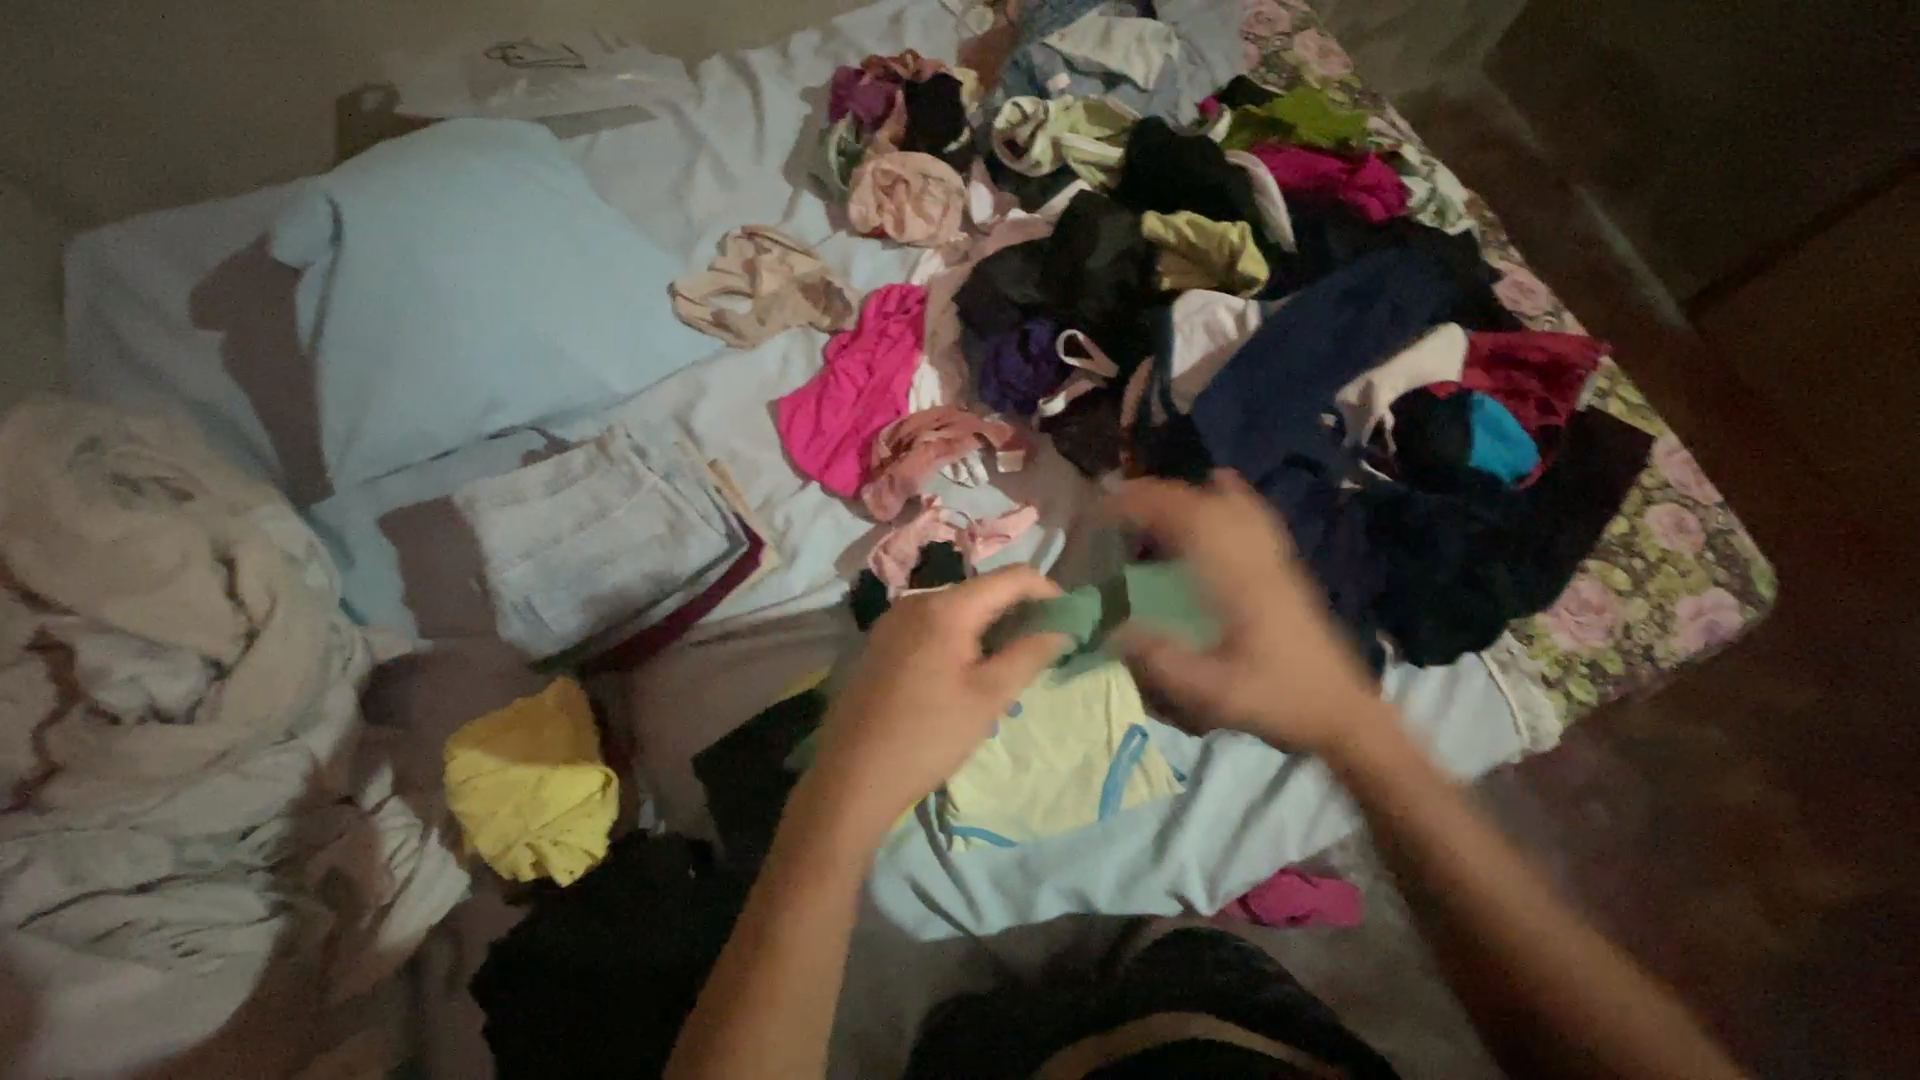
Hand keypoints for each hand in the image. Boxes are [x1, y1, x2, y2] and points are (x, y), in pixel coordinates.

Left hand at [800, 566, 1069, 846]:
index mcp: (946, 606)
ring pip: (959, 610)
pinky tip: (967, 677)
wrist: (852, 776)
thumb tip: (1063, 628)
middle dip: (1019, 614)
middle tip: (1042, 653)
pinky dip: (961, 639)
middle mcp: (917, 600)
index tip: (1069, 622)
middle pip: (984, 591)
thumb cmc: (928, 736)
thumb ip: (1030, 654)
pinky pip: (933, 626)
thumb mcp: (989, 697)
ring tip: (1007, 671)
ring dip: (990, 630)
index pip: (1012, 577)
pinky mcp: (882, 642)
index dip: (1048, 592)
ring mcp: (894, 620)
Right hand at [1108, 471, 1389, 756]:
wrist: (1342, 712)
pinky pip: (1255, 515)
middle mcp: (1255, 557)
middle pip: (1202, 504)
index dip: (1140, 506)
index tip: (1102, 510)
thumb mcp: (1211, 691)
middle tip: (1112, 502)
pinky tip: (1220, 481)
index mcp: (1237, 579)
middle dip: (1154, 494)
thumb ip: (1158, 659)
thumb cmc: (1276, 700)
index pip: (1184, 520)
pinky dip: (1231, 494)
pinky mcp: (1284, 567)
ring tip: (1148, 498)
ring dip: (1184, 493)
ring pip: (1228, 504)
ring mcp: (1274, 558)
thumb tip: (1107, 628)